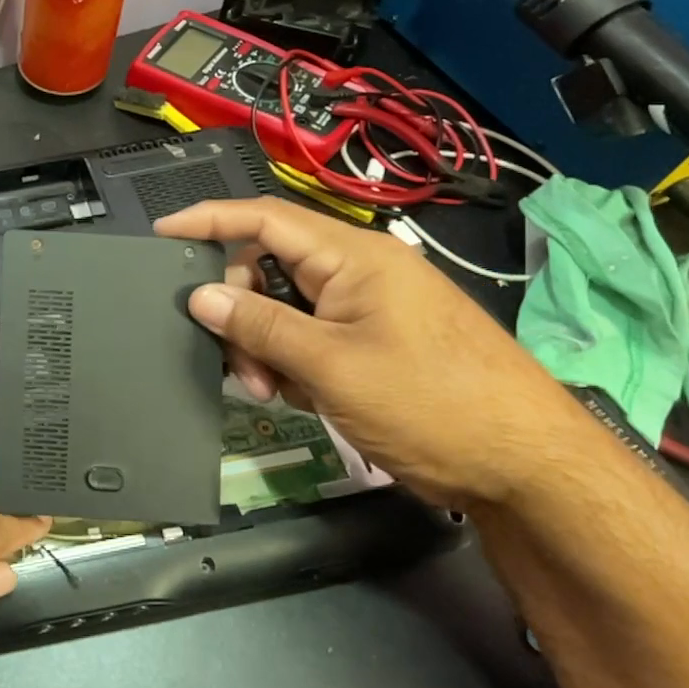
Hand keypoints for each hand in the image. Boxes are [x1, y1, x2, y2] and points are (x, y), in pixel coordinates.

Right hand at [154, 197, 590, 508]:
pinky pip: (309, 334)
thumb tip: (200, 295)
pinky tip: (300, 396)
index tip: (160, 233)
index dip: (207, 220)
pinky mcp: (373, 341)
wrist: (528, 469)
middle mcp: (358, 272)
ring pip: (284, 307)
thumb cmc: (432, 404)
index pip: (263, 219)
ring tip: (271, 392)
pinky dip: (290, 361)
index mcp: (353, 257)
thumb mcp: (330, 366)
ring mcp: (367, 308)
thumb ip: (259, 325)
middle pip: (266, 268)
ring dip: (263, 345)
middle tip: (237, 366)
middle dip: (239, 312)